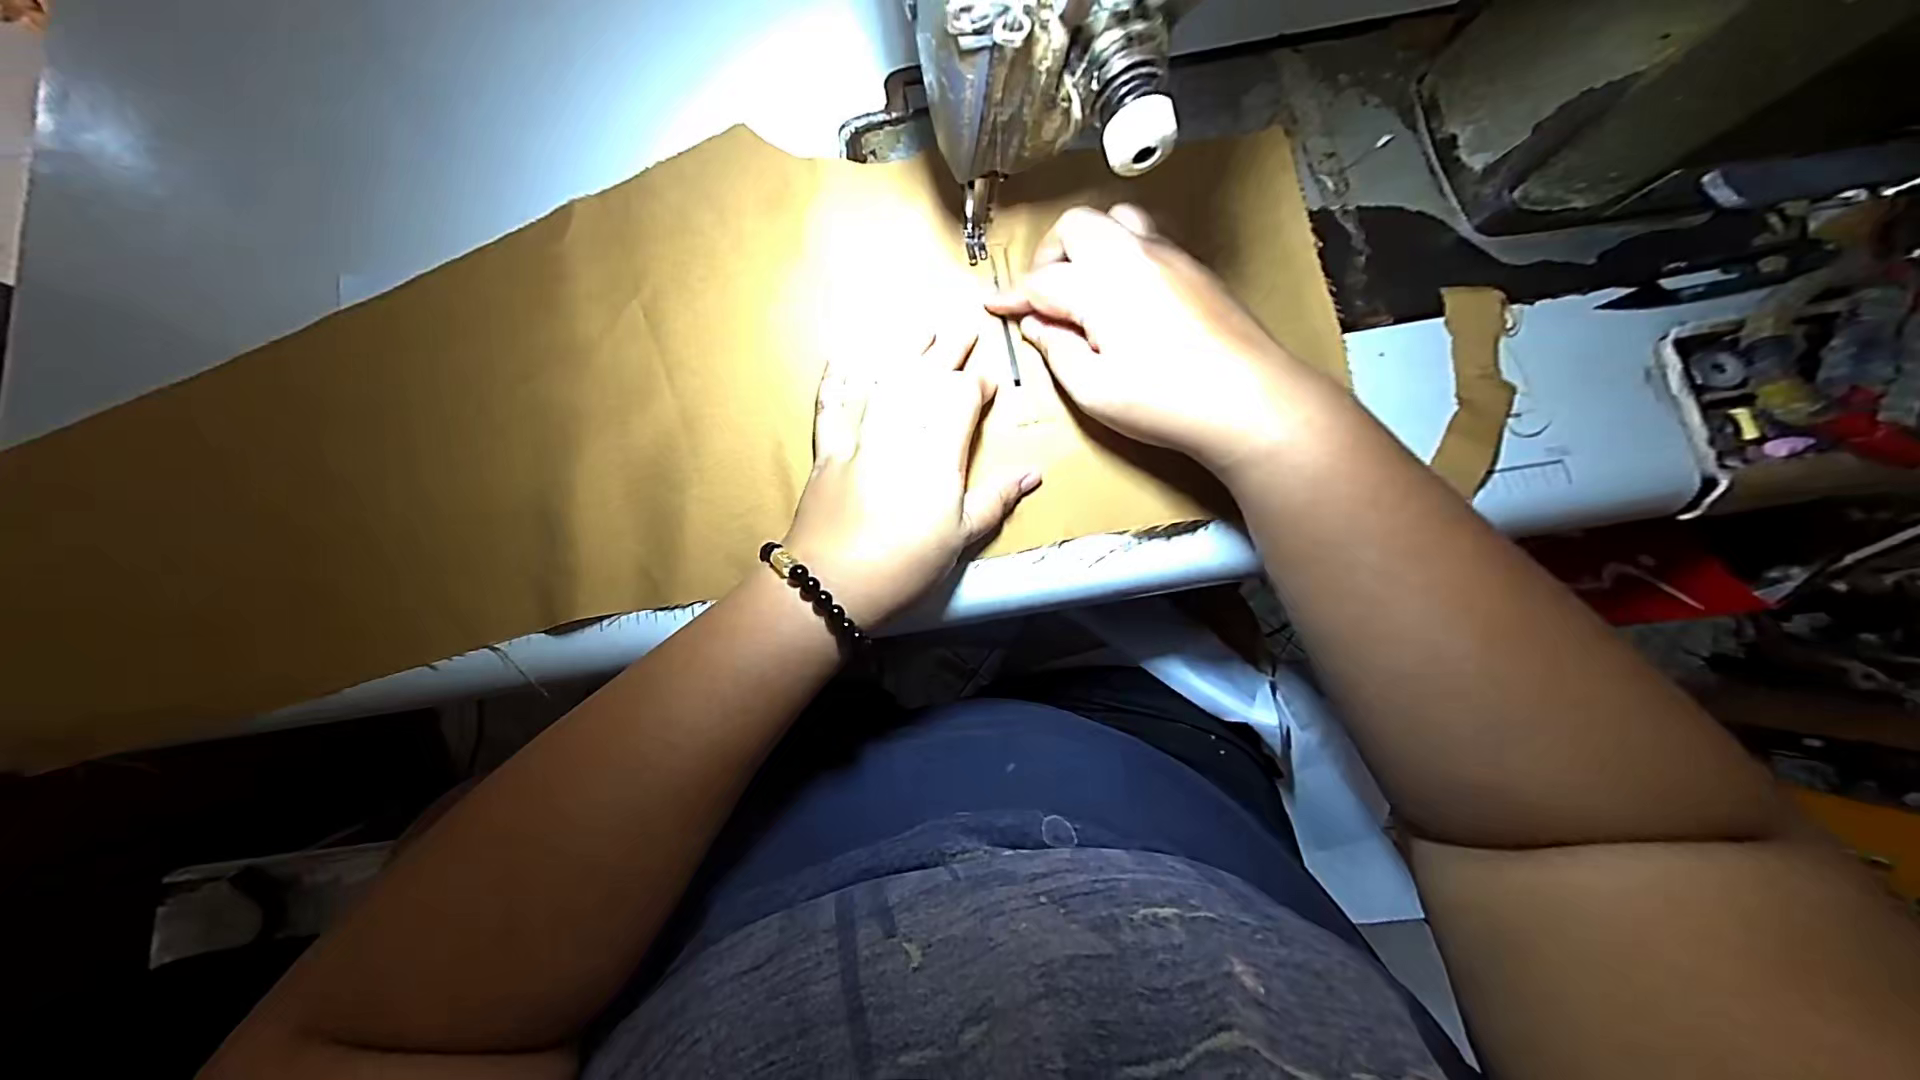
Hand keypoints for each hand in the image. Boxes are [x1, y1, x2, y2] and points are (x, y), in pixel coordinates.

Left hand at [780, 324, 1041, 627]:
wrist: (833, 582)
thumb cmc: (906, 564)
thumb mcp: (962, 537)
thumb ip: (996, 499)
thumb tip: (1033, 475)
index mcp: (938, 452)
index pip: (961, 397)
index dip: (978, 385)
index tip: (989, 383)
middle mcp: (899, 430)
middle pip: (925, 376)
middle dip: (947, 350)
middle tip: (962, 329)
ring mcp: (859, 434)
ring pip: (883, 377)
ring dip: (902, 349)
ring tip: (918, 329)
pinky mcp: (827, 447)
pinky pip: (832, 401)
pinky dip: (839, 377)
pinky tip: (846, 357)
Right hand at [985, 205, 1342, 474]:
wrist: (1249, 400)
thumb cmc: (1166, 401)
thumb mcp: (1092, 389)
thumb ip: (1057, 350)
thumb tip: (1037, 327)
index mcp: (1100, 283)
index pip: (1041, 280)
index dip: (1013, 297)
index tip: (995, 306)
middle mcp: (1133, 254)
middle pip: (1075, 226)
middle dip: (1049, 257)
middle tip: (1043, 298)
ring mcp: (1169, 255)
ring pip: (1115, 219)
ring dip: (1088, 245)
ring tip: (1083, 286)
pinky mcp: (1195, 268)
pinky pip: (1147, 237)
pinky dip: (1121, 253)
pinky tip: (1124, 294)